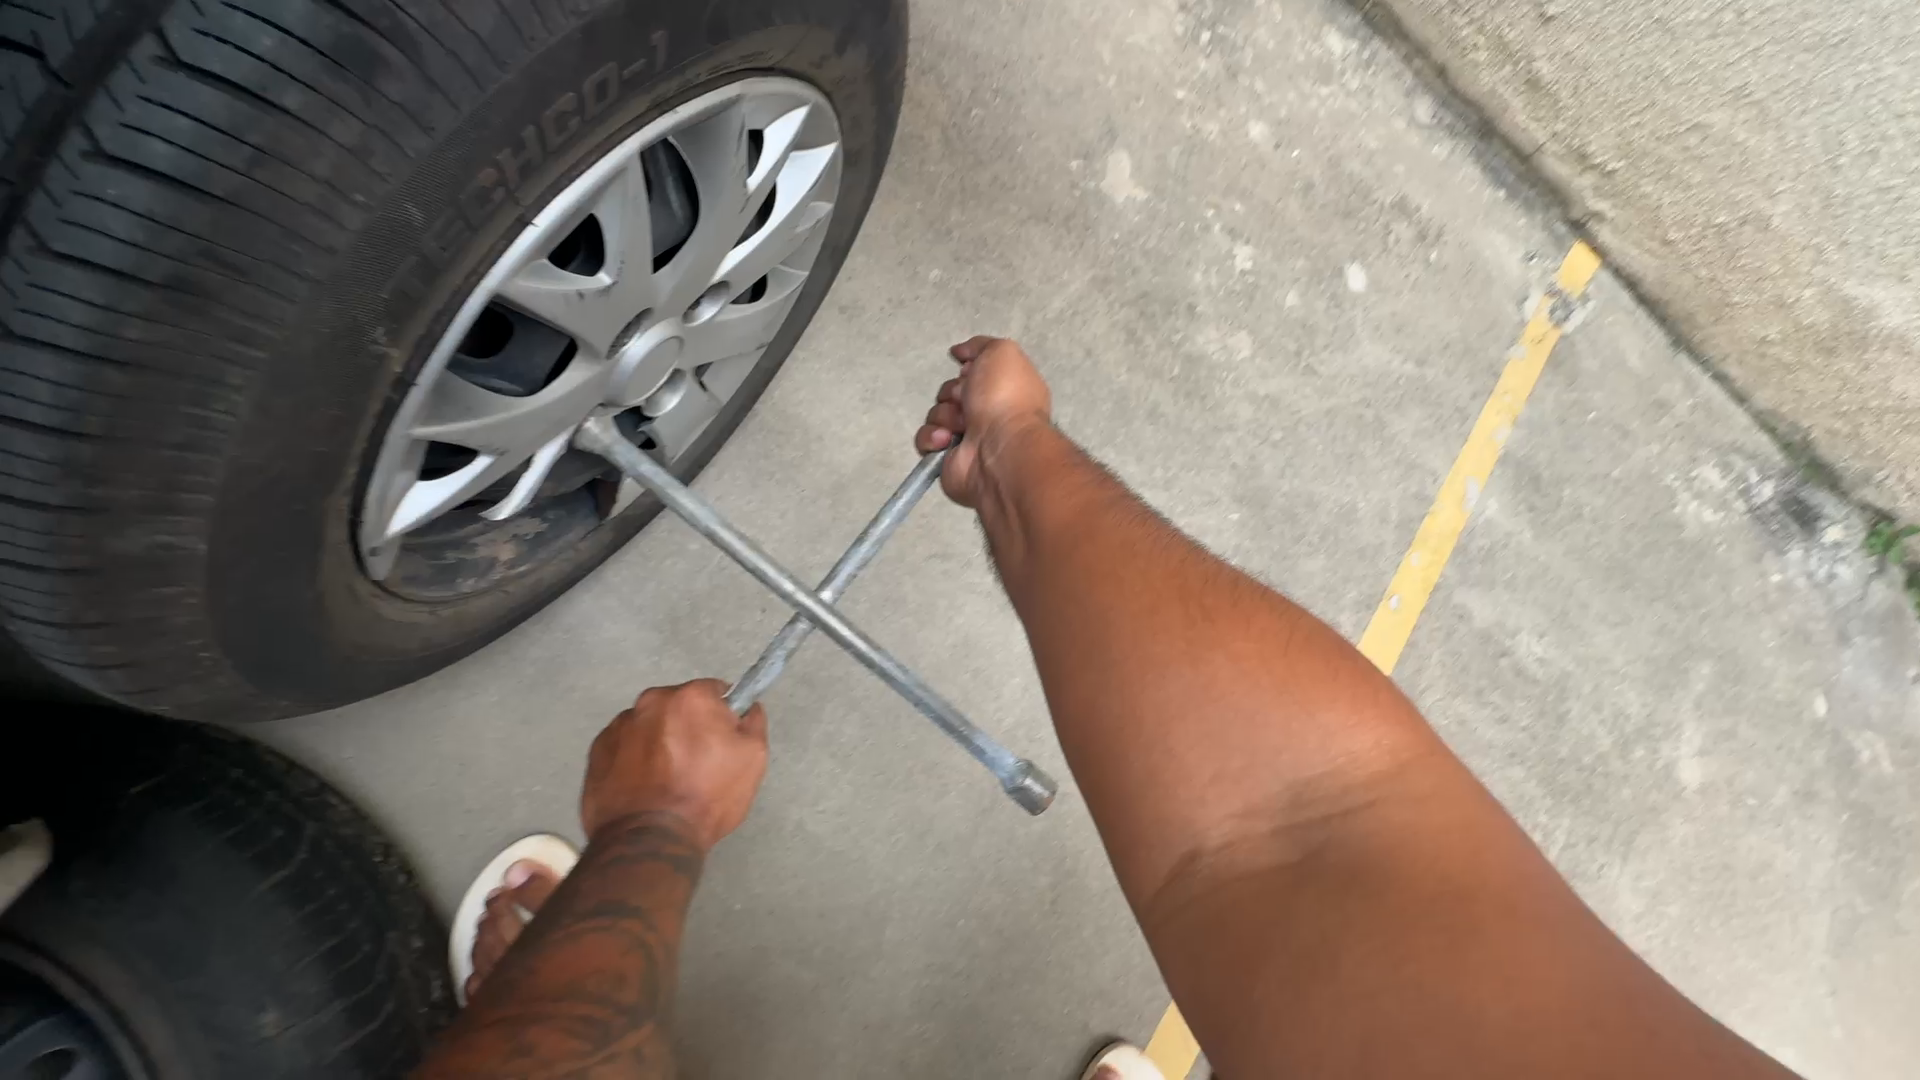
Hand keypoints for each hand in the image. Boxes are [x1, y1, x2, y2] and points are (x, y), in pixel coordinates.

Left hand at [579, 679, 768, 850]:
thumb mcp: (753, 758)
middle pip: (678, 706)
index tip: (723, 741)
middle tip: (696, 763)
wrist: (649, 841)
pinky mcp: (596, 752)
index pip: (715, 691)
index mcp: (690, 697)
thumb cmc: (707, 796)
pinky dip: (633, 759)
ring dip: (658, 741)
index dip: (723, 715)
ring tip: (665, 779)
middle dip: (688, 725)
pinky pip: (624, 746)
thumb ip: (753, 722)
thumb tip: (747, 708)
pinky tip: (643, 786)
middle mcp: (651, 701)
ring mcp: (618, 726)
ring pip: (649, 725)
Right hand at [914, 336, 1052, 506]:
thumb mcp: (1002, 353)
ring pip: (937, 414)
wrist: (998, 448)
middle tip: (967, 401)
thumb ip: (981, 345)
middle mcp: (989, 413)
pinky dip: (932, 437)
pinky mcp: (947, 458)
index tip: (969, 370)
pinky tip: (946, 440)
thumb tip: (960, 353)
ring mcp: (968, 438)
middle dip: (953, 392)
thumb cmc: (1005, 397)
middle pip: (951, 391)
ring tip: (961, 425)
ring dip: (944, 415)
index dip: (968, 369)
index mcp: (1005, 389)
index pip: (974, 372)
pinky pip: (926, 439)